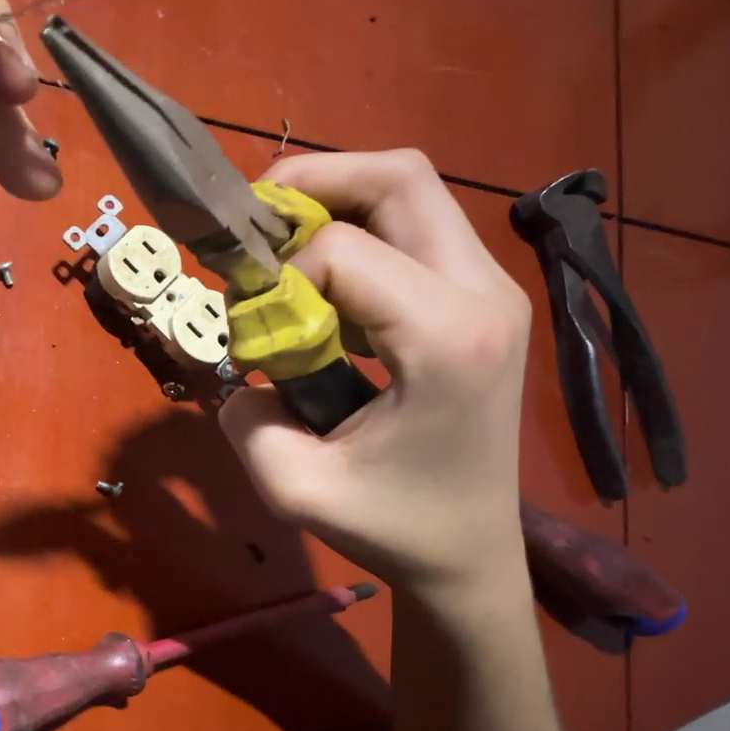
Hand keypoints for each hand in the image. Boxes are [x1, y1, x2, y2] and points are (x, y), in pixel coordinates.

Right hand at [217, 150, 531, 594]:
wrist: (469, 551)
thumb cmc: (391, 526)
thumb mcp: (293, 486)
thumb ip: (245, 420)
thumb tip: (240, 376)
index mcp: (447, 337)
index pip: (342, 251)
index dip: (273, 282)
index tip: (251, 340)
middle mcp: (482, 293)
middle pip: (399, 178)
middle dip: (309, 184)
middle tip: (247, 225)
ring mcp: (489, 290)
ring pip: (409, 191)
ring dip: (330, 203)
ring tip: (273, 251)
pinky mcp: (477, 299)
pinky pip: (412, 229)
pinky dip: (351, 233)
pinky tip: (314, 284)